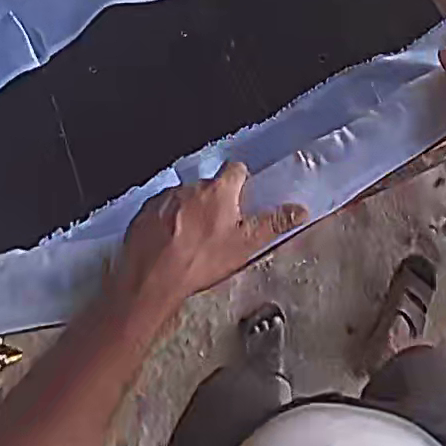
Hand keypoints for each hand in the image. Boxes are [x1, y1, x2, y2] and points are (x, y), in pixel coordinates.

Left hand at [114, 162, 306, 310]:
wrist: (151, 276)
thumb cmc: (200, 260)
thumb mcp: (245, 245)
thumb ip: (273, 224)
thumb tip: (300, 210)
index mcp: (219, 190)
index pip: (236, 169)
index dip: (241, 181)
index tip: (243, 195)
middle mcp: (191, 186)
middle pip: (209, 185)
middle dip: (214, 201)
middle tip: (219, 227)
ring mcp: (165, 197)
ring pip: (184, 197)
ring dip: (190, 211)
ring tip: (192, 239)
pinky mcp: (145, 210)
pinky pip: (162, 209)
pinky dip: (167, 220)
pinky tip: (170, 242)